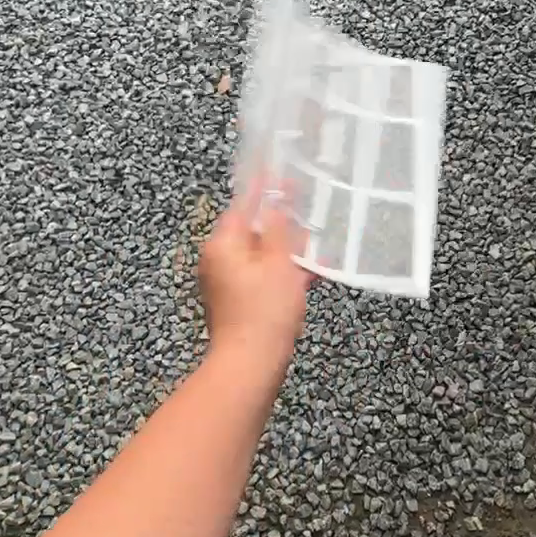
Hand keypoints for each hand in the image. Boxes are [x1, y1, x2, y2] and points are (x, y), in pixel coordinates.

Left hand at [199, 180, 313, 367]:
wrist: (251, 366)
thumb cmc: (264, 311)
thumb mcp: (279, 259)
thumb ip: (279, 224)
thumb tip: (279, 195)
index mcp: (223, 243)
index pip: (244, 203)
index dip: (266, 187)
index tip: (282, 170)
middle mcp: (220, 259)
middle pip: (253, 228)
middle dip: (282, 223)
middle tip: (307, 211)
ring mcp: (228, 281)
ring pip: (262, 253)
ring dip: (288, 248)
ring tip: (315, 244)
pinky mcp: (240, 300)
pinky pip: (264, 274)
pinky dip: (284, 270)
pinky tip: (310, 271)